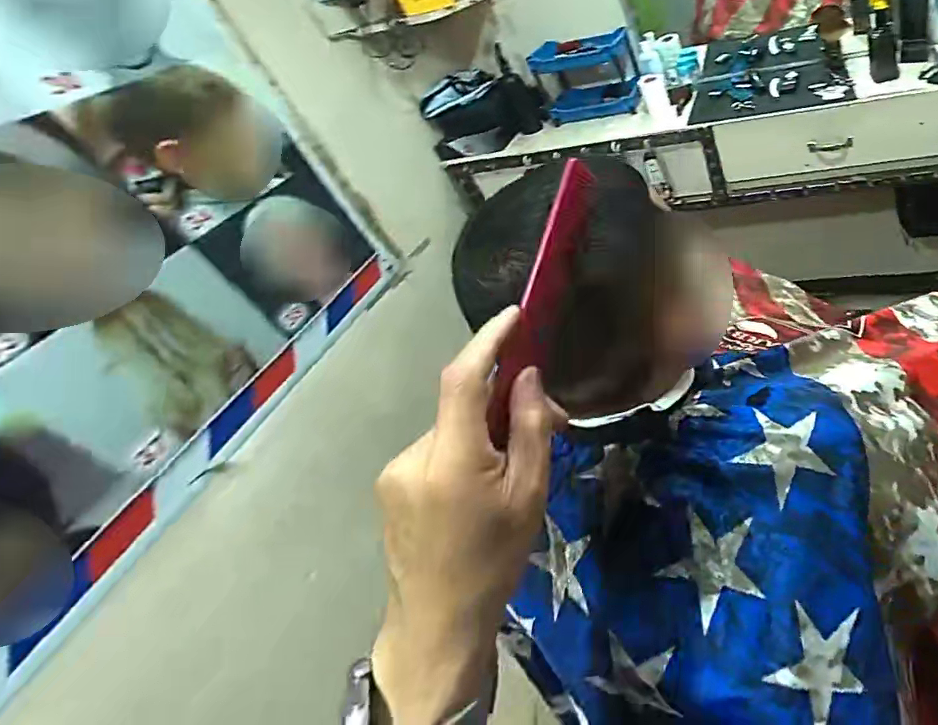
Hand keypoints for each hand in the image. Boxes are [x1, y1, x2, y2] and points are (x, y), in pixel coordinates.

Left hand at [370, 307, 561, 724]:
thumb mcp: (530, 491)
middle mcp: (413, 455)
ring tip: (516, 463)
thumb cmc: (494, 557)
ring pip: (453, 426)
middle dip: (504, 400)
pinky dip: (467, 446)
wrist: (437, 623)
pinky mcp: (392, 484)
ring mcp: (396, 471)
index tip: (514, 314)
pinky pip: (439, 446)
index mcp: (450, 458)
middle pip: (464, 403)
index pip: (463, 379)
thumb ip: (529, 427)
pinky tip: (486, 479)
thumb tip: (527, 376)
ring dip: (486, 428)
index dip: (488, 340)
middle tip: (545, 420)